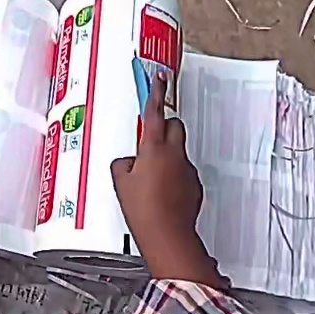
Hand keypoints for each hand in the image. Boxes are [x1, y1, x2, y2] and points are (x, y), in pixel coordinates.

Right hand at [111, 82, 225, 286]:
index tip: (159, 78)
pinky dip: (172, 174)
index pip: (154, 111)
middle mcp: (174, 154)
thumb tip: (128, 162)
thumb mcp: (121, 182)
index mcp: (154, 148)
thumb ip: (123, 164)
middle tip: (148, 136)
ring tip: (149, 175)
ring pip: (178, 150)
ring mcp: (187, 169)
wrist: (167, 235)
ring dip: (166, 154)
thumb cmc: (144, 210)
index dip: (156, 92)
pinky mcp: (193, 185)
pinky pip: (182, 170)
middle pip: (173, 125)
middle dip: (163, 126)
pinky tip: (159, 191)